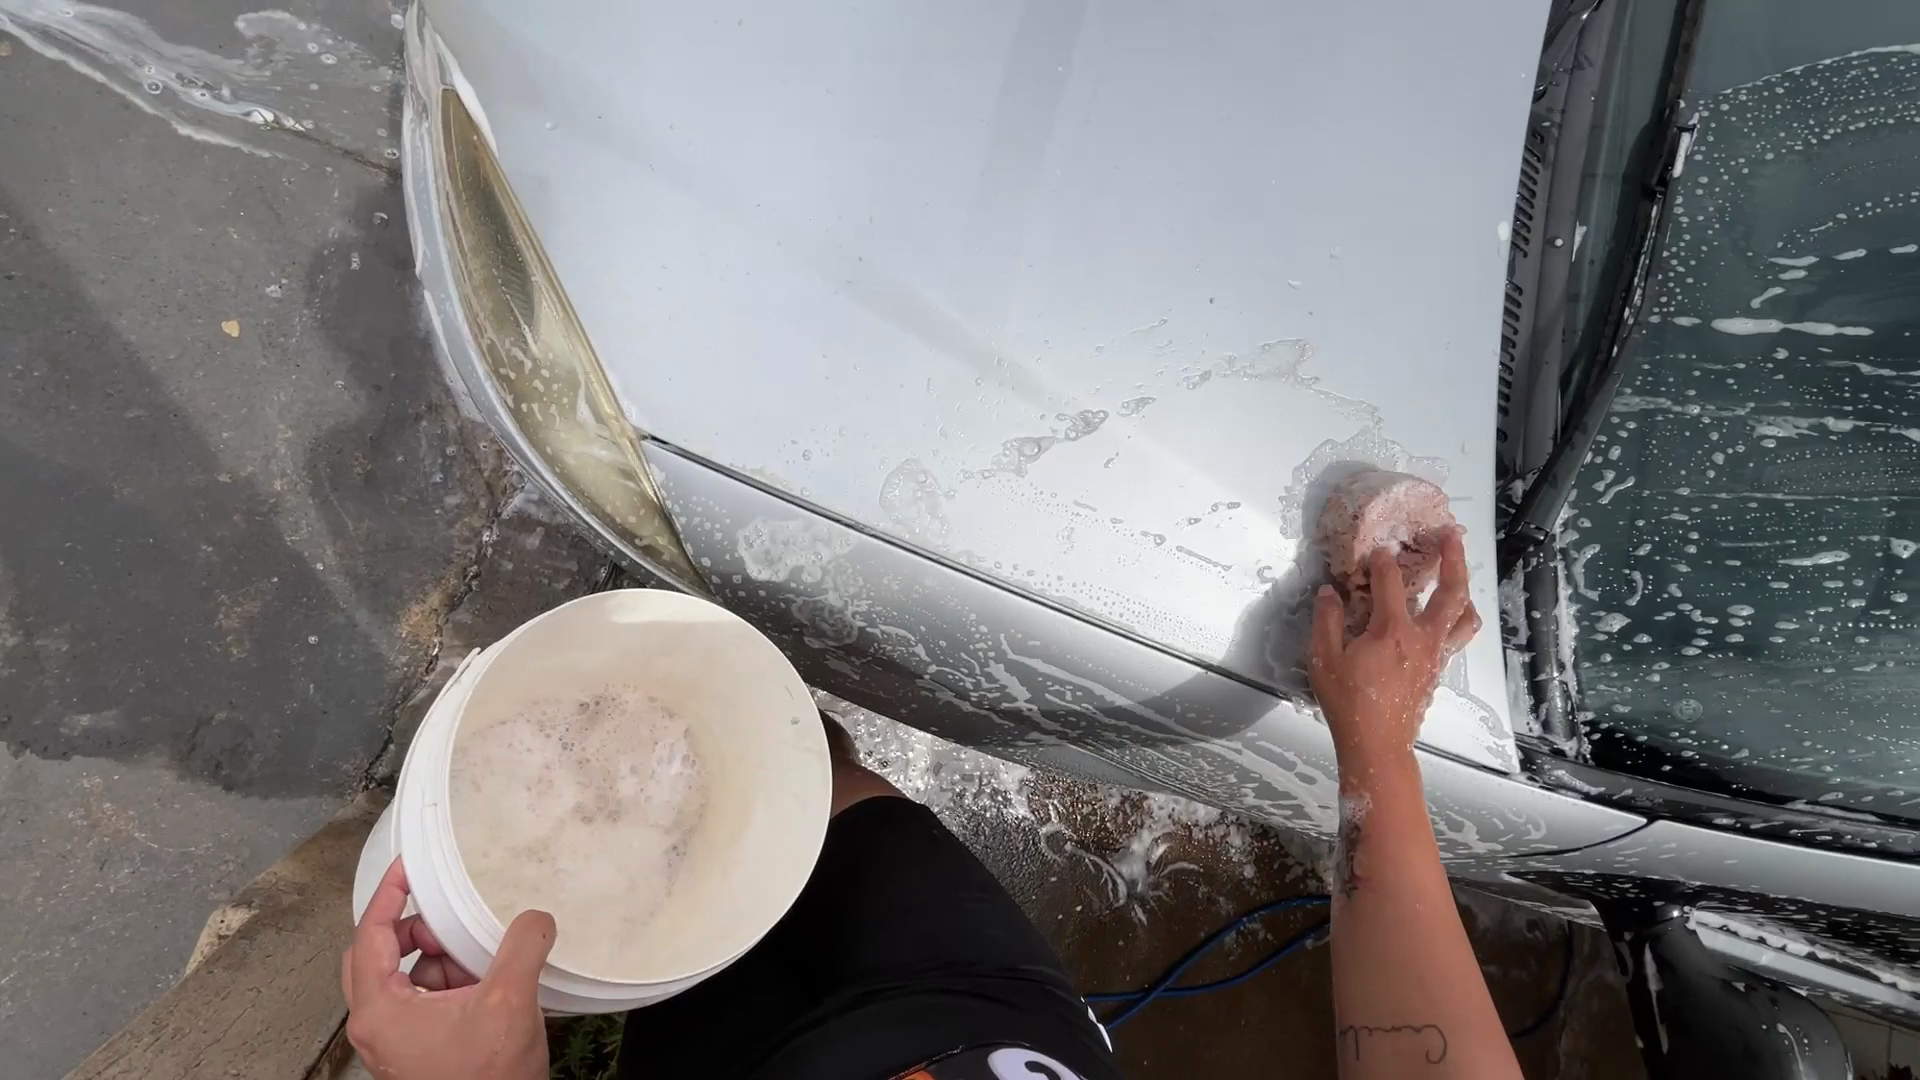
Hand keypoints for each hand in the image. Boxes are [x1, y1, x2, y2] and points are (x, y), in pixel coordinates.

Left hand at [342, 859, 554, 1079]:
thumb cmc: (485, 1075)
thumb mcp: (509, 1000)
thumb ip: (521, 945)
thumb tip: (535, 915)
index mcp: (381, 1010)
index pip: (371, 936)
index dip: (388, 894)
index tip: (410, 864)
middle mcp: (380, 1021)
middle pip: (384, 952)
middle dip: (423, 926)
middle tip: (458, 913)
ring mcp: (402, 1034)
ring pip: (411, 969)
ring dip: (447, 950)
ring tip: (486, 950)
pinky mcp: (426, 1041)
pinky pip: (433, 989)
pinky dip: (459, 971)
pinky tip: (492, 974)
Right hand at [1310, 530, 1479, 772]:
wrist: (1377, 742)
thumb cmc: (1347, 700)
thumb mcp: (1323, 658)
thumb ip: (1327, 620)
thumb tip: (1330, 592)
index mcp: (1392, 631)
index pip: (1390, 583)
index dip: (1382, 562)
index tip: (1377, 548)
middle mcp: (1422, 638)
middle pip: (1450, 591)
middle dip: (1453, 558)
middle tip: (1450, 533)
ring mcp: (1435, 654)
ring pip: (1464, 615)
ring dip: (1463, 589)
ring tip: (1457, 574)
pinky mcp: (1437, 669)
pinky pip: (1457, 635)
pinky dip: (1457, 616)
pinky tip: (1446, 614)